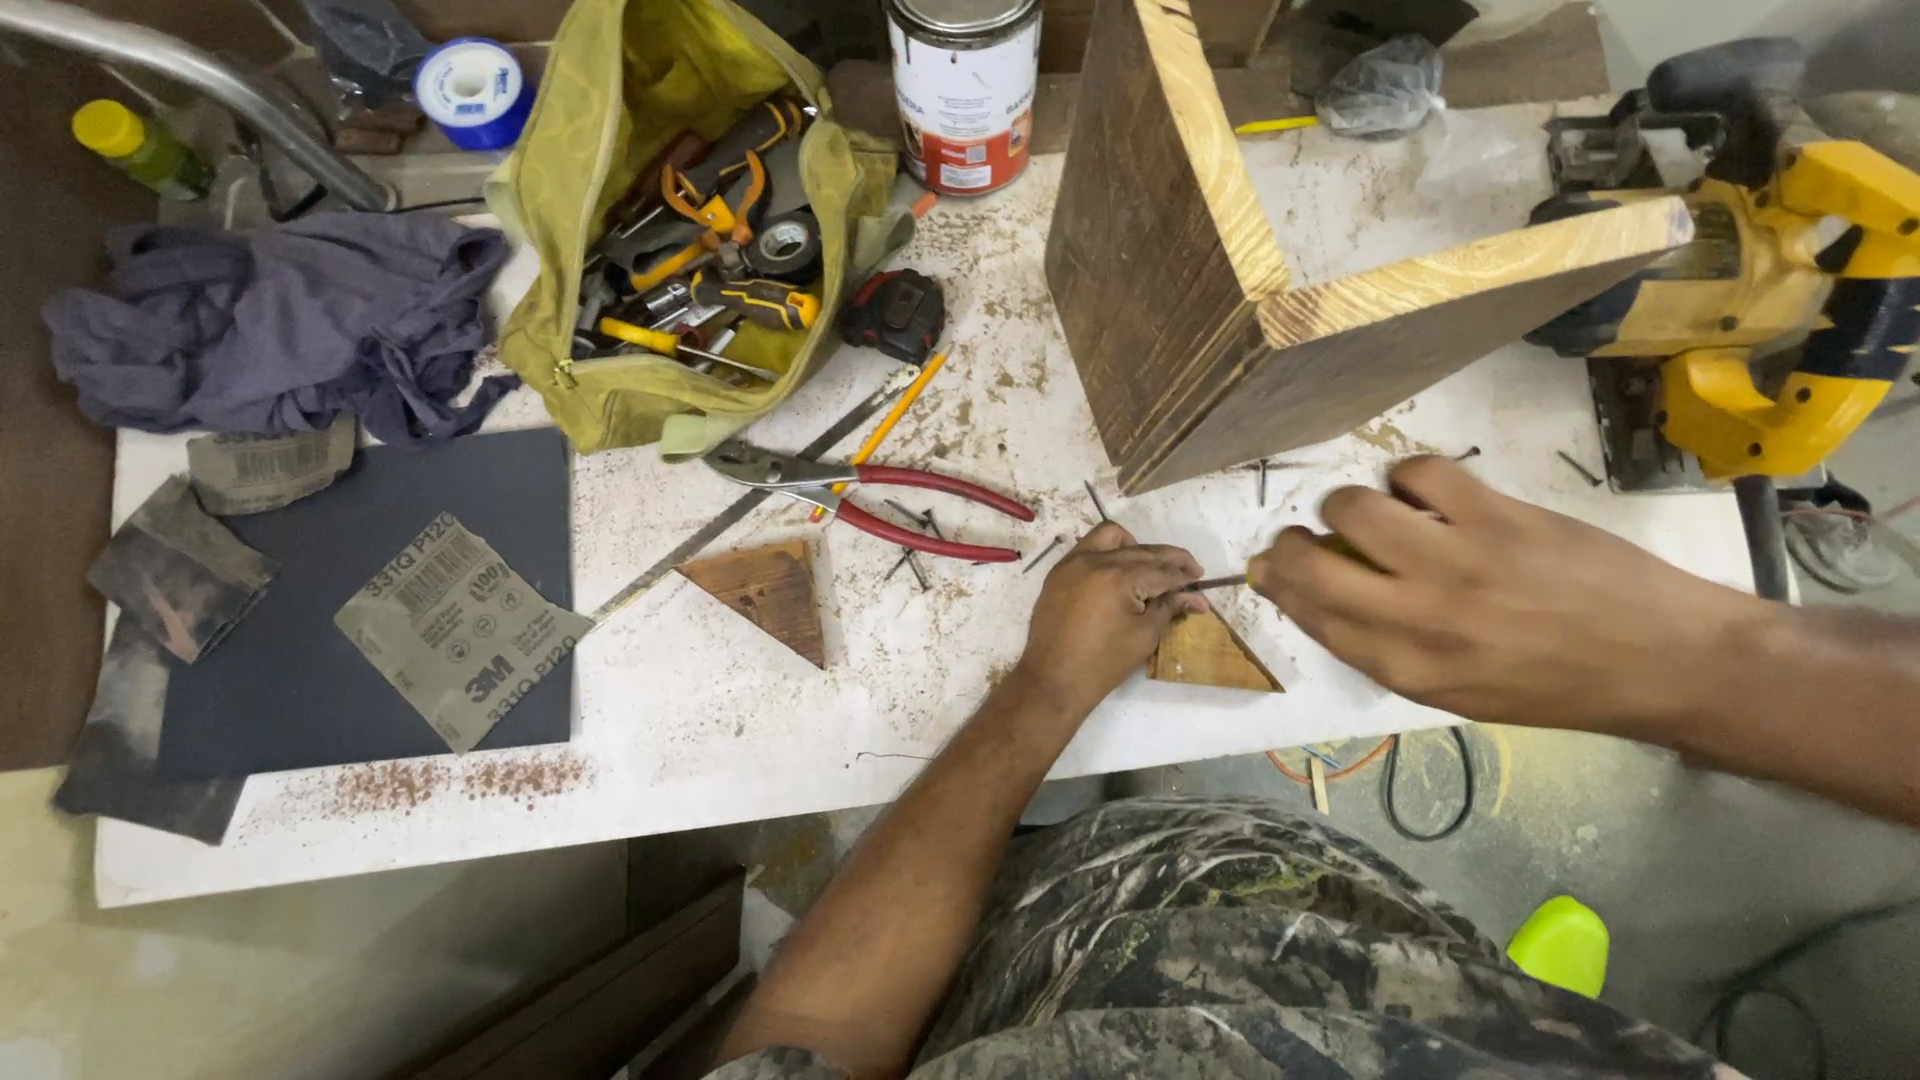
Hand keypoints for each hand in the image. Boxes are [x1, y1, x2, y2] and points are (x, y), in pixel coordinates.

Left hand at [1014, 523, 1207, 714]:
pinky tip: (1120, 572)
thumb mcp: (1144, 635)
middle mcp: (1094, 560)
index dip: (1184, 576)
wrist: (1053, 679)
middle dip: (1168, 560)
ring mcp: (1072, 564)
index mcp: (1118, 576)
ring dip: (1135, 546)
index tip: (1202, 582)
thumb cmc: (1103, 662)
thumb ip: (1169, 607)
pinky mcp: (1058, 573)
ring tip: (1150, 568)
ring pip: (1110, 536)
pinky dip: (1108, 552)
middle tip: (1188, 573)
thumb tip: (1196, 597)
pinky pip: (1087, 548)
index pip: (1161, 570)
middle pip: (1141, 551)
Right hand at [1248, 456, 1772, 731]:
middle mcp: (1417, 617)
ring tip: (1371, 511)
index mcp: (1403, 667)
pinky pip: (1418, 473)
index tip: (1269, 566)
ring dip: (1344, 505)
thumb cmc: (1547, 685)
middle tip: (1300, 536)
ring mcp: (1457, 562)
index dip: (1277, 584)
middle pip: (1311, 565)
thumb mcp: (1448, 690)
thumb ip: (1378, 647)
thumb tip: (1317, 595)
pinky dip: (1408, 478)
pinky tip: (1424, 494)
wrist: (1661, 660)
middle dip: (1288, 545)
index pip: (1309, 614)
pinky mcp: (1496, 516)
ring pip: (1353, 507)